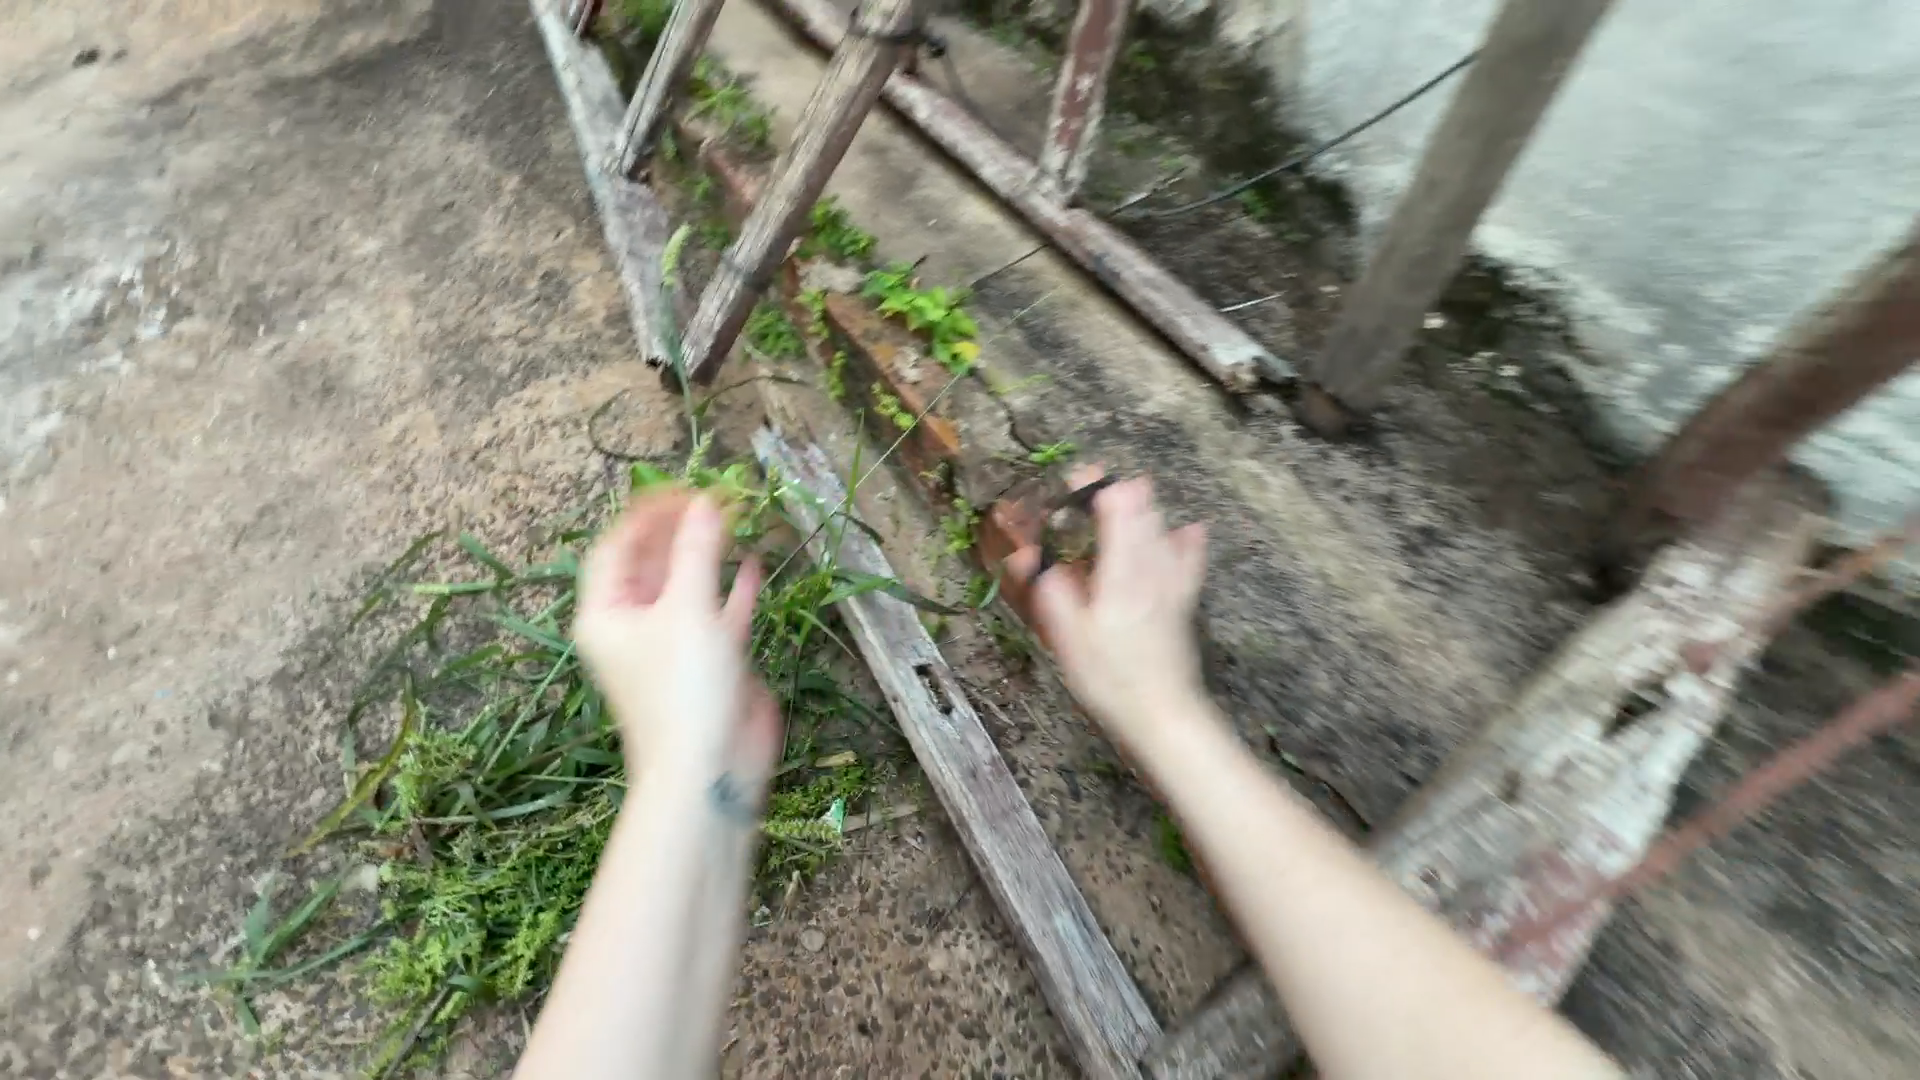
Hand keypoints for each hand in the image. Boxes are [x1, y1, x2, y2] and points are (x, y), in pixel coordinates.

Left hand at [574, 491, 780, 790]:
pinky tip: (753, 566)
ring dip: (709, 555)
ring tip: (733, 519)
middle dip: (680, 531)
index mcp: (608, 614)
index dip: (645, 515)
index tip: (683, 490)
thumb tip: (707, 503)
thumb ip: (698, 552)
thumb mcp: (686, 610)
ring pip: (689, 587)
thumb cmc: (683, 687)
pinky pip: (720, 614)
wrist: (710, 767)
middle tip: (714, 498)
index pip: (616, 548)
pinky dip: (734, 591)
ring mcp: (675, 644)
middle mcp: (636, 626)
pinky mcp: (711, 660)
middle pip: (653, 564)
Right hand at [1010, 470, 1210, 753]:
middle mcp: (1150, 569)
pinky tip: (1189, 530)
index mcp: (1120, 573)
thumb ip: (1051, 590)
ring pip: (1163, 530)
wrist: (1161, 712)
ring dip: (1145, 510)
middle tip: (1092, 490)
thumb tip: (1025, 556)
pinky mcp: (1182, 602)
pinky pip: (1190, 560)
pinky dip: (1187, 541)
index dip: (1094, 489)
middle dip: (1118, 492)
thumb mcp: (1067, 637)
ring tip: (1130, 497)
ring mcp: (1171, 584)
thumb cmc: (1108, 676)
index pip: (1114, 511)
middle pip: (1142, 513)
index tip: (1075, 481)